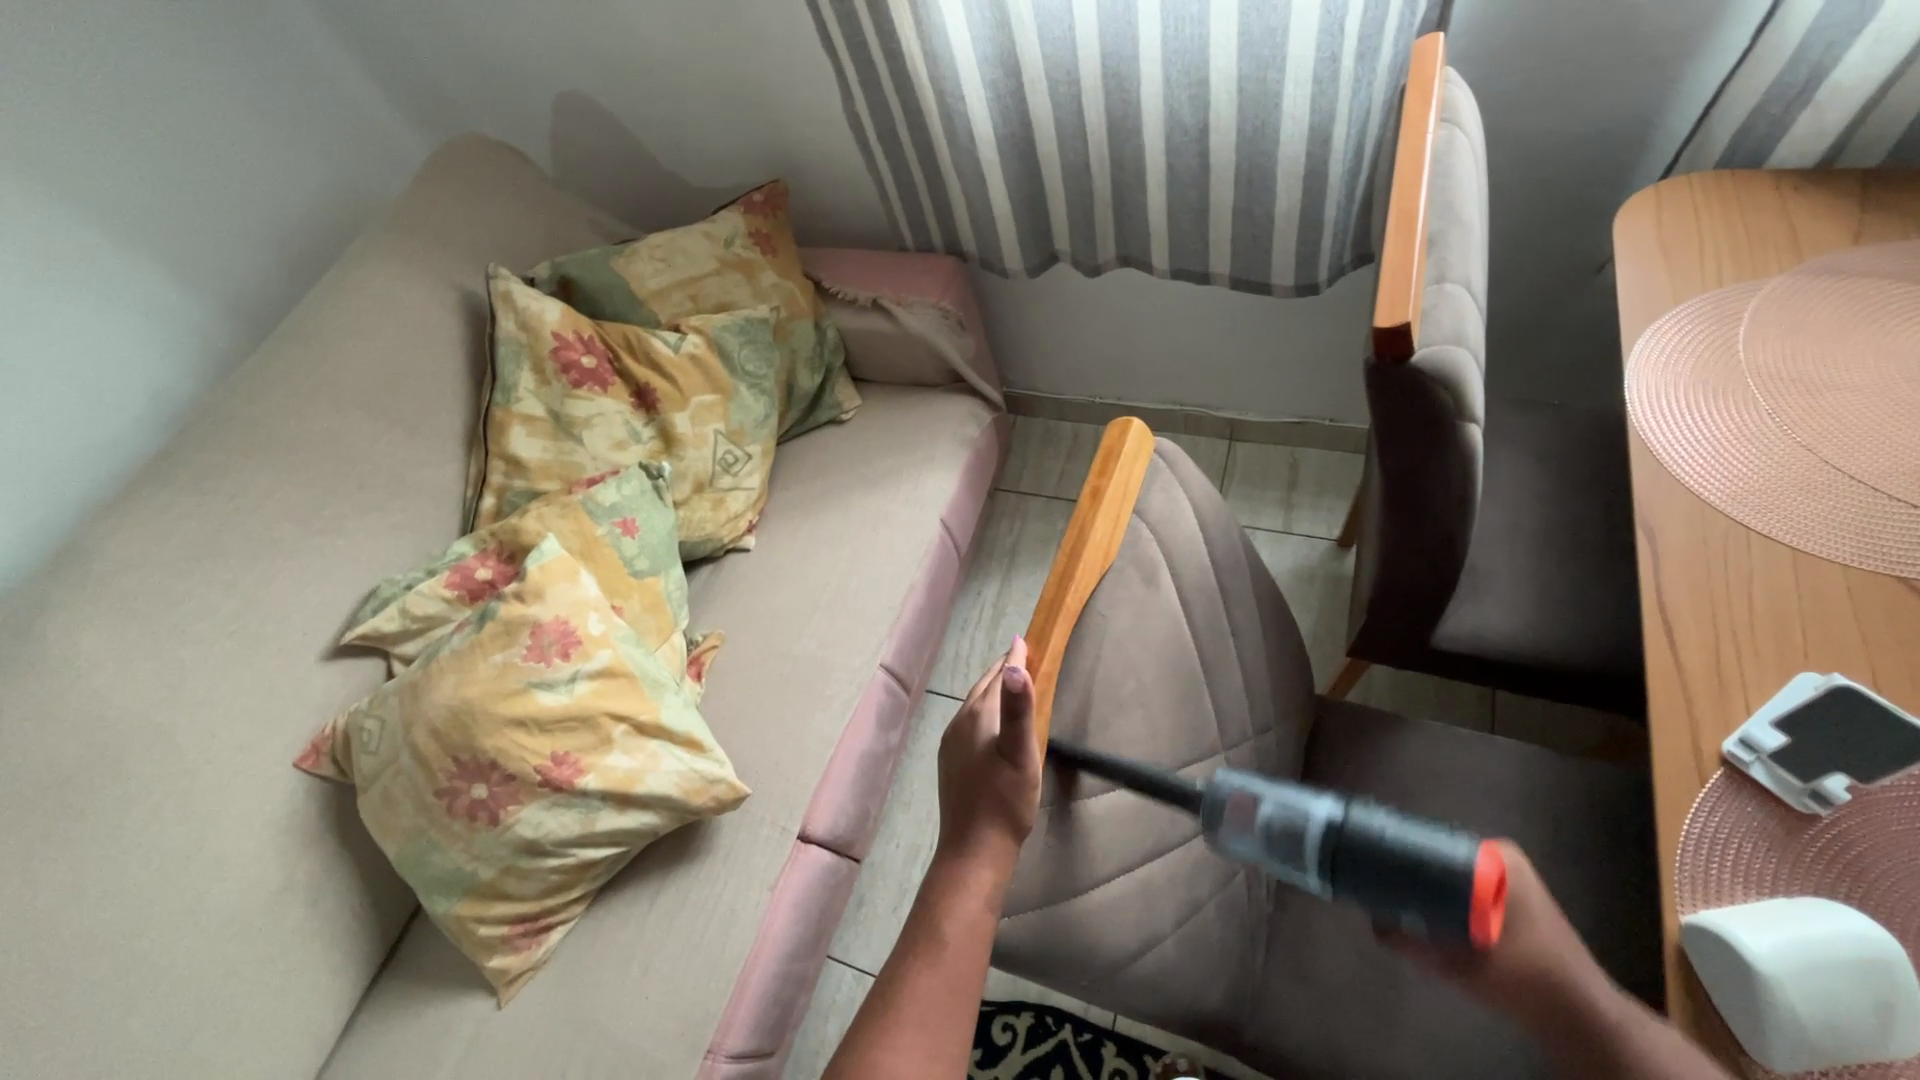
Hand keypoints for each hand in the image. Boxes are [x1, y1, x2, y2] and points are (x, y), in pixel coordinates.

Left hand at [933, 636, 1041, 871]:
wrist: (974, 849)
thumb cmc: (1005, 800)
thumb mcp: (1022, 753)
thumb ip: (1020, 709)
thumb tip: (1016, 667)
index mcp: (978, 716)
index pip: (999, 677)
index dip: (1014, 658)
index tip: (1024, 640)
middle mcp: (959, 723)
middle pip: (983, 688)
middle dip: (1002, 671)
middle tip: (1020, 657)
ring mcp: (951, 743)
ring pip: (974, 705)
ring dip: (992, 691)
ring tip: (1009, 684)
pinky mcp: (950, 761)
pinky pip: (968, 723)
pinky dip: (984, 711)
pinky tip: (991, 723)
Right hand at [1380, 840, 1614, 1032]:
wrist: (1578, 1016)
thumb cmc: (1522, 979)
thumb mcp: (1454, 962)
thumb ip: (1406, 940)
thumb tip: (1372, 919)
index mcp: (1494, 858)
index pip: (1428, 841)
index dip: (1395, 855)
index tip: (1368, 871)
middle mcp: (1500, 859)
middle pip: (1435, 858)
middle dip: (1408, 878)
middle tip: (1380, 897)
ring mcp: (1508, 879)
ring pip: (1446, 878)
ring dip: (1425, 895)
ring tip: (1397, 911)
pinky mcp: (1510, 901)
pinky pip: (1462, 891)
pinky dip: (1442, 905)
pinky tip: (1428, 926)